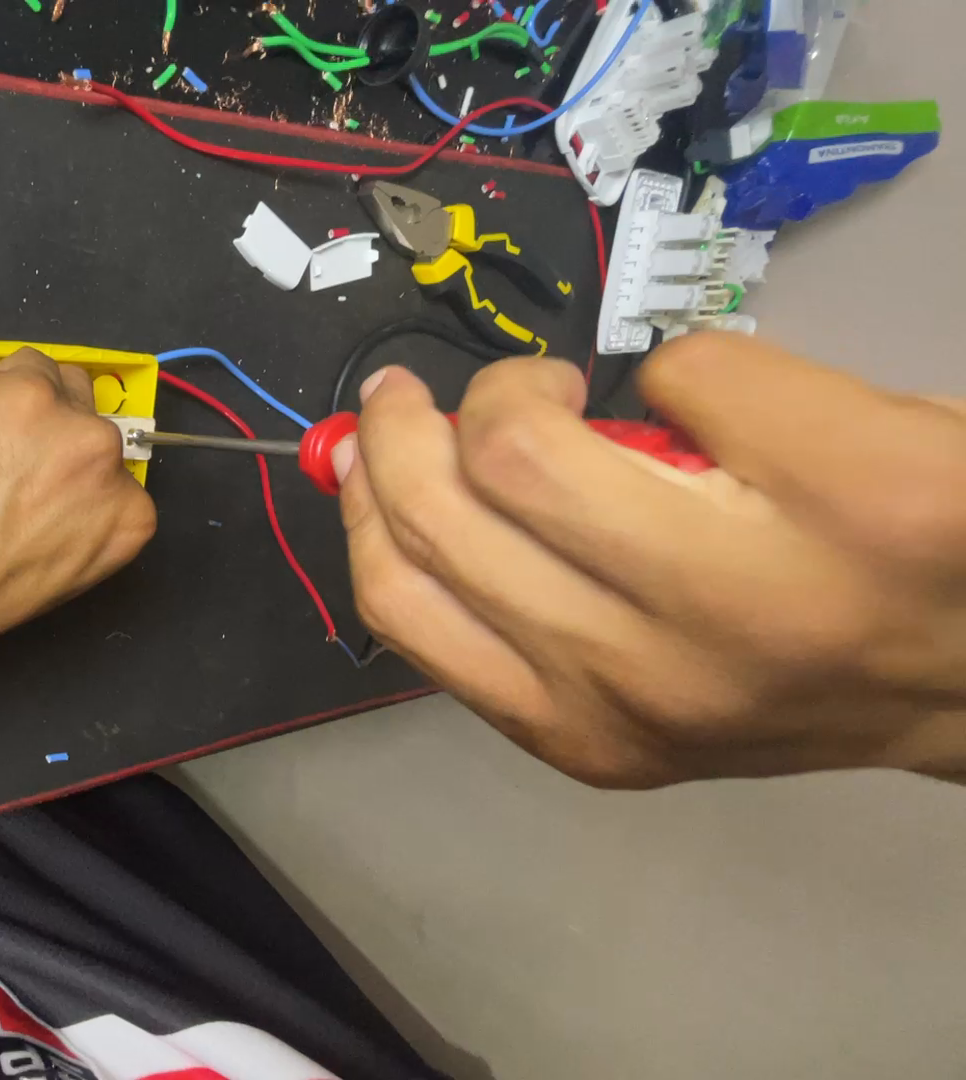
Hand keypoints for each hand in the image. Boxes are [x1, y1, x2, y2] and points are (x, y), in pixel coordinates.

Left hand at [0, 348, 156, 704]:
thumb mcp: (41, 584)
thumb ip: (77, 524)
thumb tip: (66, 482)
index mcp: (121, 513)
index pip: (121, 478)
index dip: (78, 487)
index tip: (43, 501)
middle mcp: (88, 444)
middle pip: (85, 410)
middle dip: (50, 433)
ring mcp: (23, 398)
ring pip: (34, 374)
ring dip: (9, 401)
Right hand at [333, 333, 965, 786]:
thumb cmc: (772, 653)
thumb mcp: (600, 663)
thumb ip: (483, 589)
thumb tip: (361, 462)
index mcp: (567, 723)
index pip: (397, 594)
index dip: (361, 497)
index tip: (364, 440)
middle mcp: (639, 680)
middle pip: (444, 506)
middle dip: (403, 422)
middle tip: (408, 390)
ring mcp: (752, 596)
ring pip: (526, 445)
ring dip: (511, 387)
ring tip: (544, 389)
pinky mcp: (871, 499)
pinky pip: (685, 378)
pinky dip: (677, 367)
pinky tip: (706, 399)